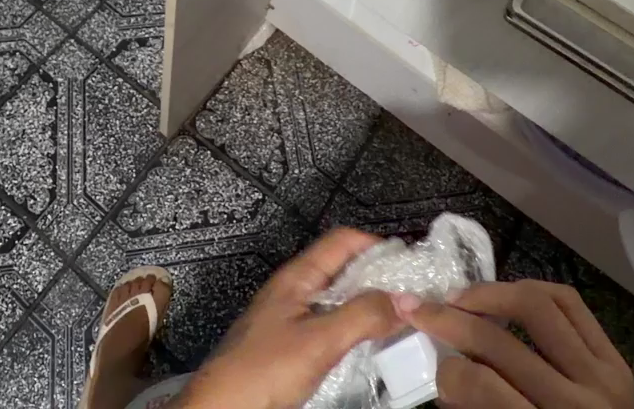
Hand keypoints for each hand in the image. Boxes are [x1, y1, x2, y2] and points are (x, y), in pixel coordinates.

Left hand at [176, 227, 410, 408]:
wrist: (222, 408)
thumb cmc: (261, 370)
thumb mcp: (318, 340)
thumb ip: (360, 316)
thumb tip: (402, 298)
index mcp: (297, 276)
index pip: (342, 241)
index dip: (375, 245)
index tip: (407, 262)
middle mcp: (295, 290)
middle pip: (342, 269)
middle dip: (377, 277)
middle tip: (411, 295)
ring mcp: (292, 317)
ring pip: (338, 299)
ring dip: (367, 304)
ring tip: (398, 319)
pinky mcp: (292, 345)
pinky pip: (330, 325)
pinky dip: (353, 328)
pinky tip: (369, 344)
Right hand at [403, 281, 633, 408]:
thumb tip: (446, 367)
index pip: (483, 387)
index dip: (447, 372)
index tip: (434, 367)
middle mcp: (577, 406)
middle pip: (500, 342)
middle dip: (448, 320)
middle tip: (419, 309)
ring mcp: (603, 378)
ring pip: (535, 305)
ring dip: (487, 294)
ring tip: (460, 299)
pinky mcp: (616, 360)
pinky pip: (569, 302)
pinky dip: (532, 289)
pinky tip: (508, 296)